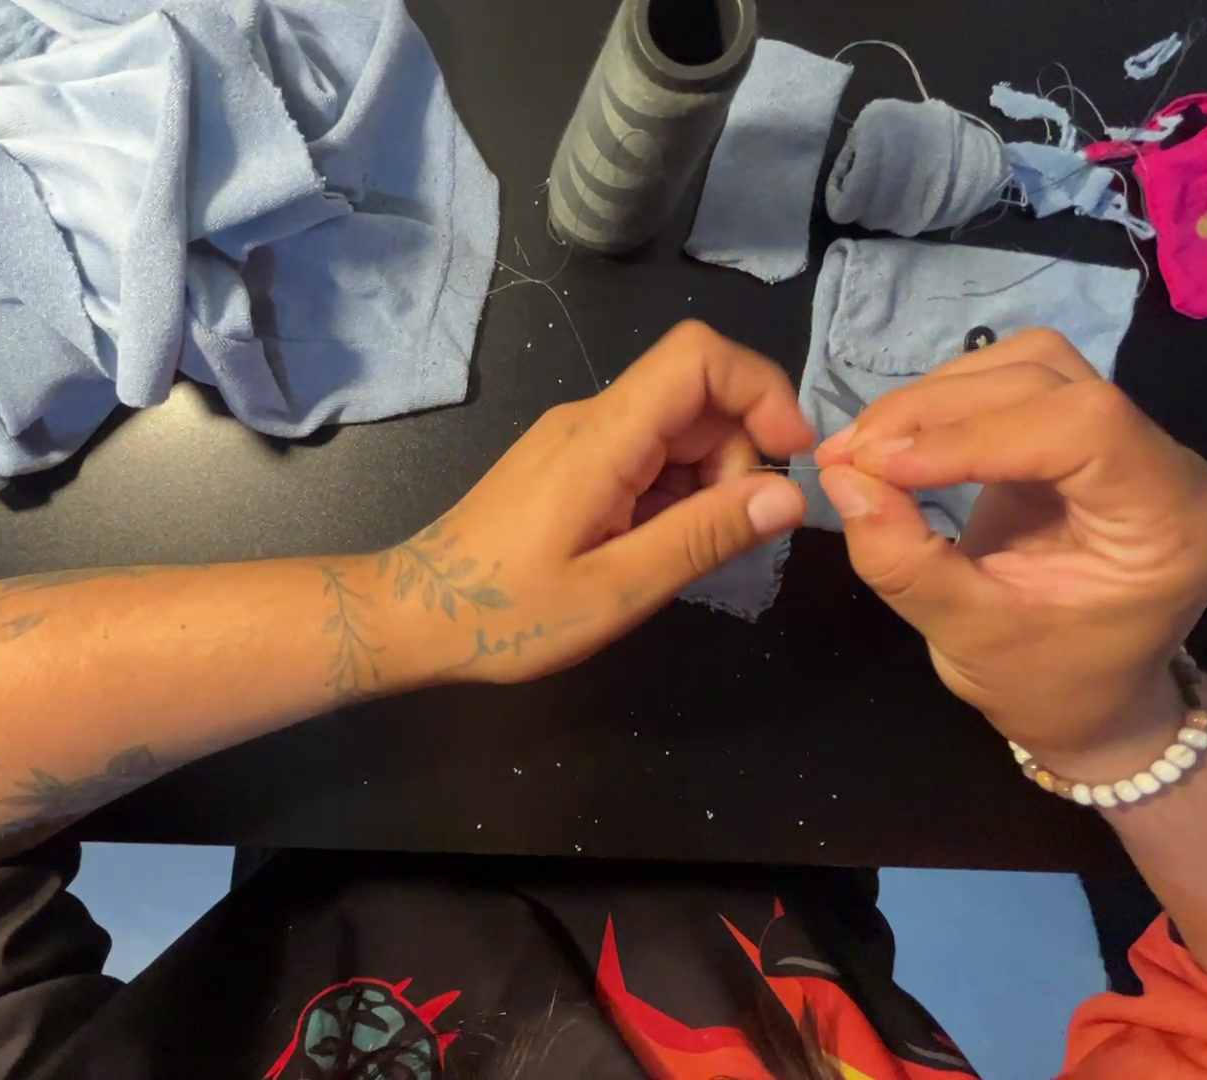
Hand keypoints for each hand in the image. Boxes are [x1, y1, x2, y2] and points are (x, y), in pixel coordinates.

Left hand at [395, 321, 813, 684]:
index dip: (761, 389)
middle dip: (733, 461)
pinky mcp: (565, 466)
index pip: (697, 357)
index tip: (789, 456)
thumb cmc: (508, 612)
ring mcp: (572, 441)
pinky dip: (666, 496)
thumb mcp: (616, 589)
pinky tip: (644, 548)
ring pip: (671, 433)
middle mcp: (587, 421)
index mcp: (601, 438)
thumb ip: (703, 537)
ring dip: (700, 486)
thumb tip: (786, 496)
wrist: (416, 614)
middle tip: (718, 538)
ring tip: (670, 555)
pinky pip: (639, 459)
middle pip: (694, 401)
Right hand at [812, 329, 1206, 778]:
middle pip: (1049, 381)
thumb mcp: (961, 633)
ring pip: (1030, 366)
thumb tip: (842, 479)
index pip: (1084, 428)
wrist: (1082, 700)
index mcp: (1168, 526)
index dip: (971, 434)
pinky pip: (1012, 389)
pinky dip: (941, 405)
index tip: (875, 464)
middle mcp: (1164, 467)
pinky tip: (897, 441)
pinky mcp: (1075, 443)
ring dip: (933, 397)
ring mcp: (1123, 446)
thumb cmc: (1039, 680)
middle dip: (933, 409)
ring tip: (864, 444)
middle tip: (847, 452)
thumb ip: (901, 559)